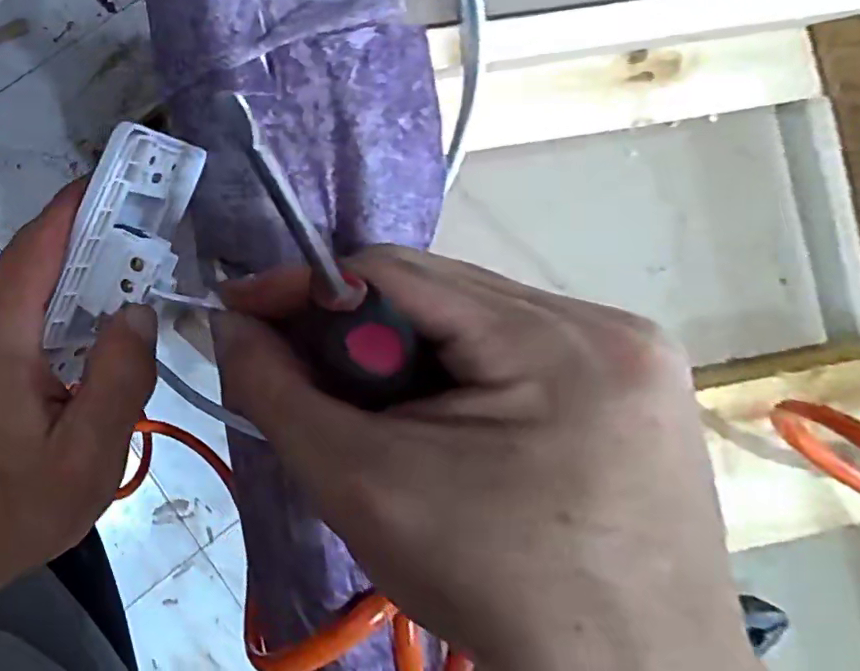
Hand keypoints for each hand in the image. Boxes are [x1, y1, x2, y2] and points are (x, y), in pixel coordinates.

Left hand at [0, 183, 157, 594]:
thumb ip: (120, 378)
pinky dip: (70, 288)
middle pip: (43, 247)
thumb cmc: (14, 507)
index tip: (135, 179)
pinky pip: (32, 298)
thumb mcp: (86, 458)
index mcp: (2, 327)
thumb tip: (140, 308)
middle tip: (157, 223)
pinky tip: (106, 310)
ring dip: (86, 257)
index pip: (45, 238)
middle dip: (97, 226)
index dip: (87, 201)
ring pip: (37, 270)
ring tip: (143, 259)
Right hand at [218, 247, 754, 669]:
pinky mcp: (631, 386)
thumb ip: (275, 389)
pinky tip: (432, 416)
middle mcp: (603, 324)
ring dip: (399, 346)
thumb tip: (228, 323)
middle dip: (352, 325)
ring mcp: (628, 354)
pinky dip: (448, 367)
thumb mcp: (358, 482)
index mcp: (555, 341)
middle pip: (431, 290)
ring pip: (464, 315)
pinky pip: (505, 345)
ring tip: (365, 402)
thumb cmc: (489, 588)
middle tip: (296, 364)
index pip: (394, 271)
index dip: (306, 286)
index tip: (243, 307)